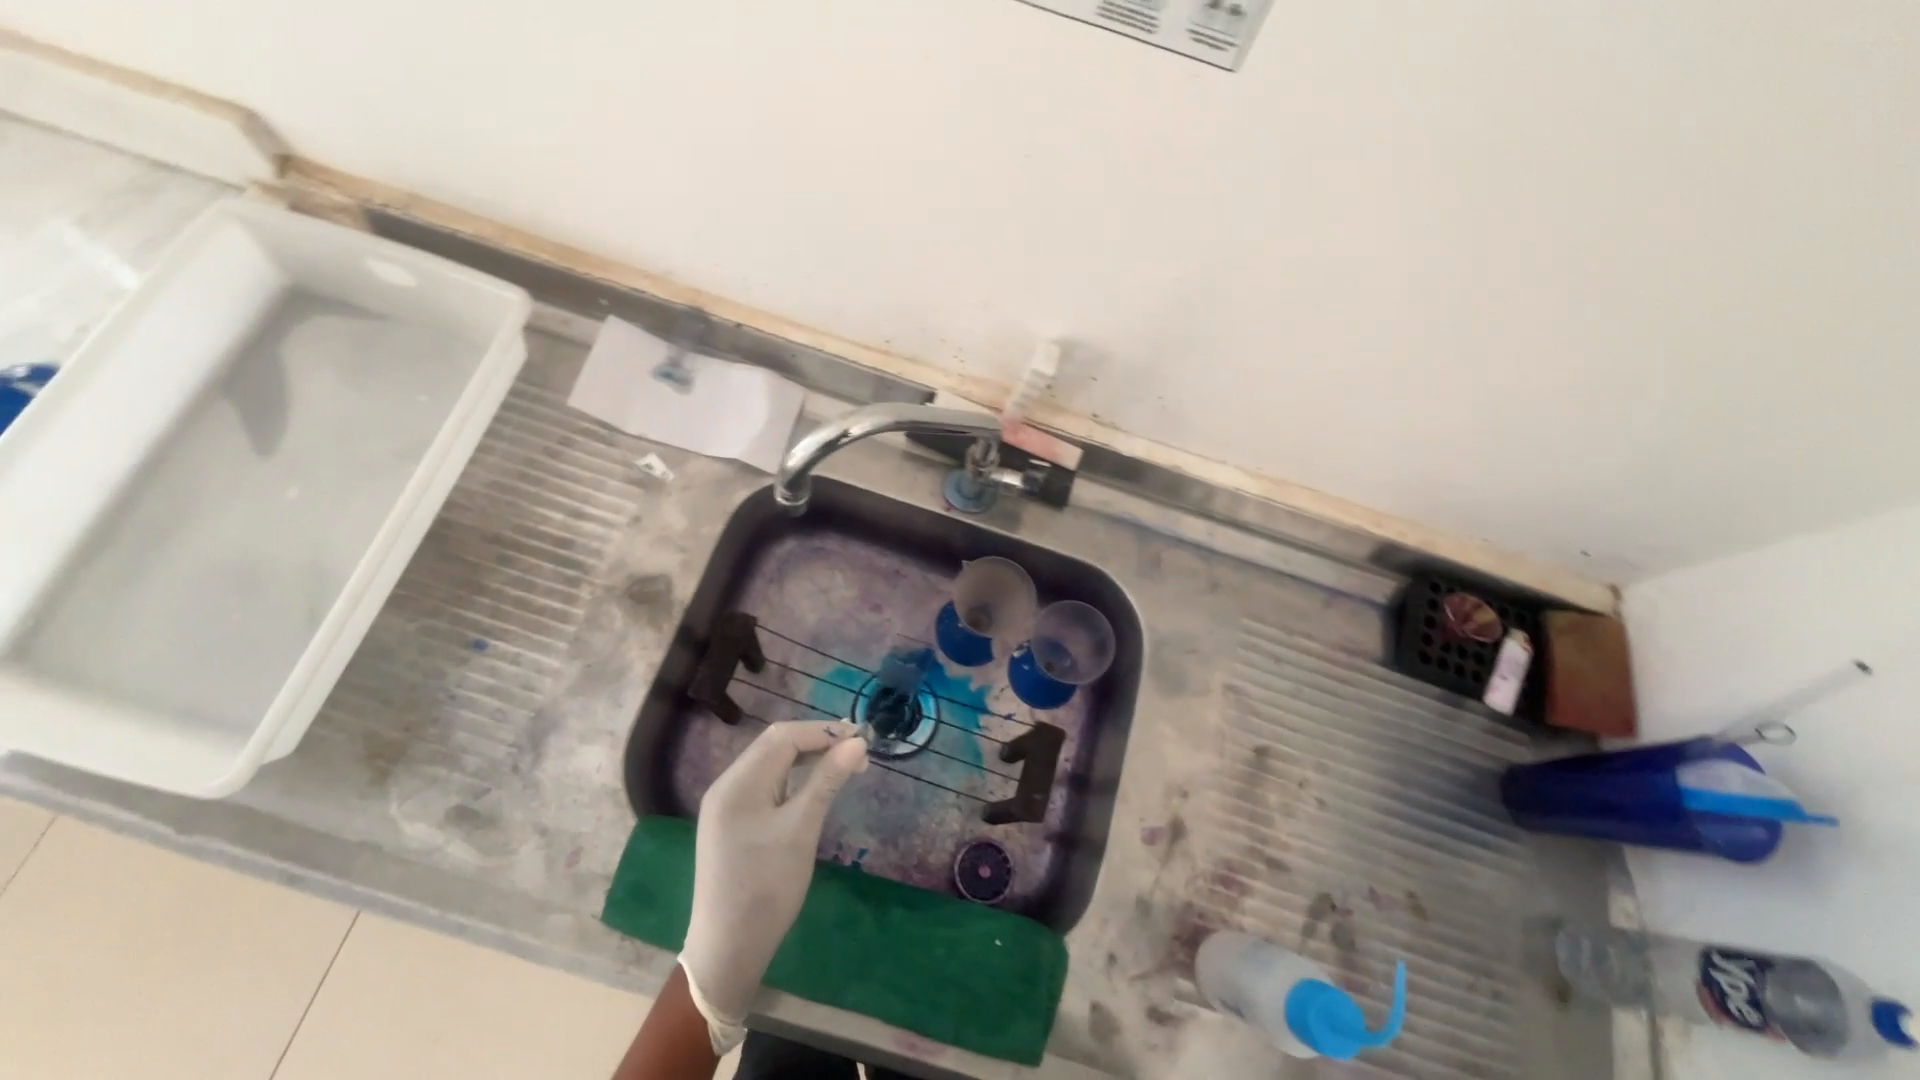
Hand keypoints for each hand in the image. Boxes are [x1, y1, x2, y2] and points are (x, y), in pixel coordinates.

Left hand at [678, 720, 868, 1053]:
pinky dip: (794, 781)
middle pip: (775, 746)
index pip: (784, 737)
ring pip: (771, 766)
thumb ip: (826, 781)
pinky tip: (816, 789)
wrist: (727, 948)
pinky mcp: (733, 824)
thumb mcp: (801, 830)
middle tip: (858, 753)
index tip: (863, 741)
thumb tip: (857, 742)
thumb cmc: (766, 886)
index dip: (824, 732)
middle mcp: (728, 786)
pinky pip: (766, 787)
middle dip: (817, 742)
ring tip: (845, 767)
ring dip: (808, 760)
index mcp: (738, 782)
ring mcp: (728, 806)